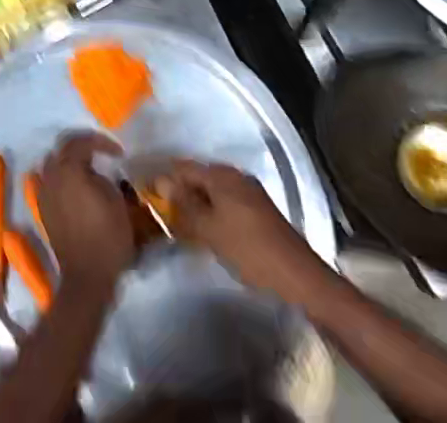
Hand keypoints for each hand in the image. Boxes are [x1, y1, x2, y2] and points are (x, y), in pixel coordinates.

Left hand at [35, 132, 136, 292]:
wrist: (87, 274)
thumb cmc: (108, 238)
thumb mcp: (116, 203)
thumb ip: (102, 178)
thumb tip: (94, 172)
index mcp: (69, 171)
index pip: (80, 142)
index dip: (100, 142)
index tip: (118, 152)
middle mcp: (51, 176)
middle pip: (62, 148)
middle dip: (82, 146)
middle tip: (102, 153)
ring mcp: (43, 191)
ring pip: (52, 163)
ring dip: (69, 160)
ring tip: (88, 168)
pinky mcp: (42, 206)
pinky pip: (48, 180)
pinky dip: (61, 175)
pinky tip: (76, 186)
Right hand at [155, 160, 328, 301]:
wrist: (300, 280)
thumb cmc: (249, 251)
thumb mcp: (208, 228)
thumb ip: (182, 203)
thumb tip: (161, 182)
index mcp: (222, 175)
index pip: (182, 167)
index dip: (163, 179)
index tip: (146, 196)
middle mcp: (235, 177)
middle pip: (197, 178)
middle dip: (178, 193)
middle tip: (161, 214)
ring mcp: (249, 193)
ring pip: (211, 192)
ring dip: (194, 205)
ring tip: (178, 224)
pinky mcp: (257, 211)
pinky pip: (224, 203)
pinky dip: (210, 213)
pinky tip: (203, 231)